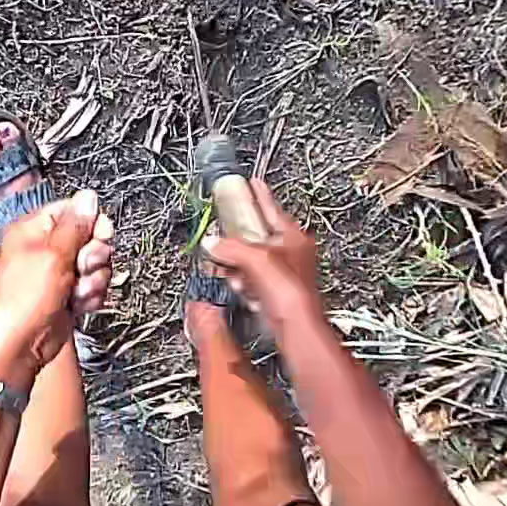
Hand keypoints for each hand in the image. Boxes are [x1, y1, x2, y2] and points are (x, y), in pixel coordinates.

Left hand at [0, 189, 113, 386]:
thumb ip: (75, 225)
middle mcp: (47, 249)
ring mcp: (59, 273)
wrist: (18, 347)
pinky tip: (77, 305)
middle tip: (82, 267)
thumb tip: (88, 196)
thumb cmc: (22, 301)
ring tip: (76, 292)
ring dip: (93, 280)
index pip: (73, 211)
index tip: (98, 234)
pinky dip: (90, 297)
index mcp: (35, 230)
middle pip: (91, 237)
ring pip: (97, 265)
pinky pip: (94, 287)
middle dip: (94, 255)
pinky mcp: (69, 295)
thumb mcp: (52, 255)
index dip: (91, 222)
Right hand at [205, 179, 323, 333]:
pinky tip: (239, 285)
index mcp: (293, 235)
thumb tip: (212, 242)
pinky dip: (242, 281)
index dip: (259, 193)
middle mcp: (291, 251)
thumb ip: (231, 246)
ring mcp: (283, 271)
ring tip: (229, 266)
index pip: (271, 207)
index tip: (251, 181)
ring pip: (252, 258)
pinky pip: (251, 278)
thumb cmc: (289, 290)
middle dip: (239, 236)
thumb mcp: (255, 257)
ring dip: (237, 263)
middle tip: (224, 231)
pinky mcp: (274, 290)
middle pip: (258, 234)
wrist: (294, 324)